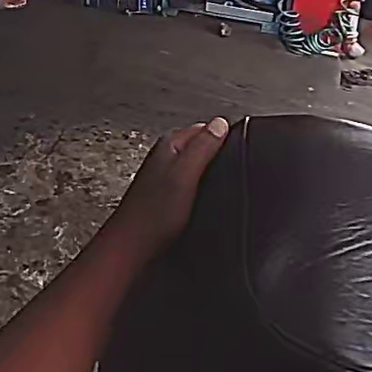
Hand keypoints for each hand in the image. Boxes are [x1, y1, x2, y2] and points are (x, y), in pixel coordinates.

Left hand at [102, 118, 230, 255]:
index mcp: (168, 145)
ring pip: (194, 165)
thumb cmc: (153, 215)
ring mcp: (163, 176)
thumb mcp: (185, 175)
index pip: (203, 128)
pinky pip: (189, 183)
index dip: (223, 136)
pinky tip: (205, 199)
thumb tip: (220, 123)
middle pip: (199, 145)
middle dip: (217, 154)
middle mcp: (163, 157)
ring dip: (208, 172)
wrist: (132, 247)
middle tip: (233, 167)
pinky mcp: (165, 194)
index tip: (239, 148)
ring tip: (222, 183)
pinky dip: (200, 187)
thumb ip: (202, 147)